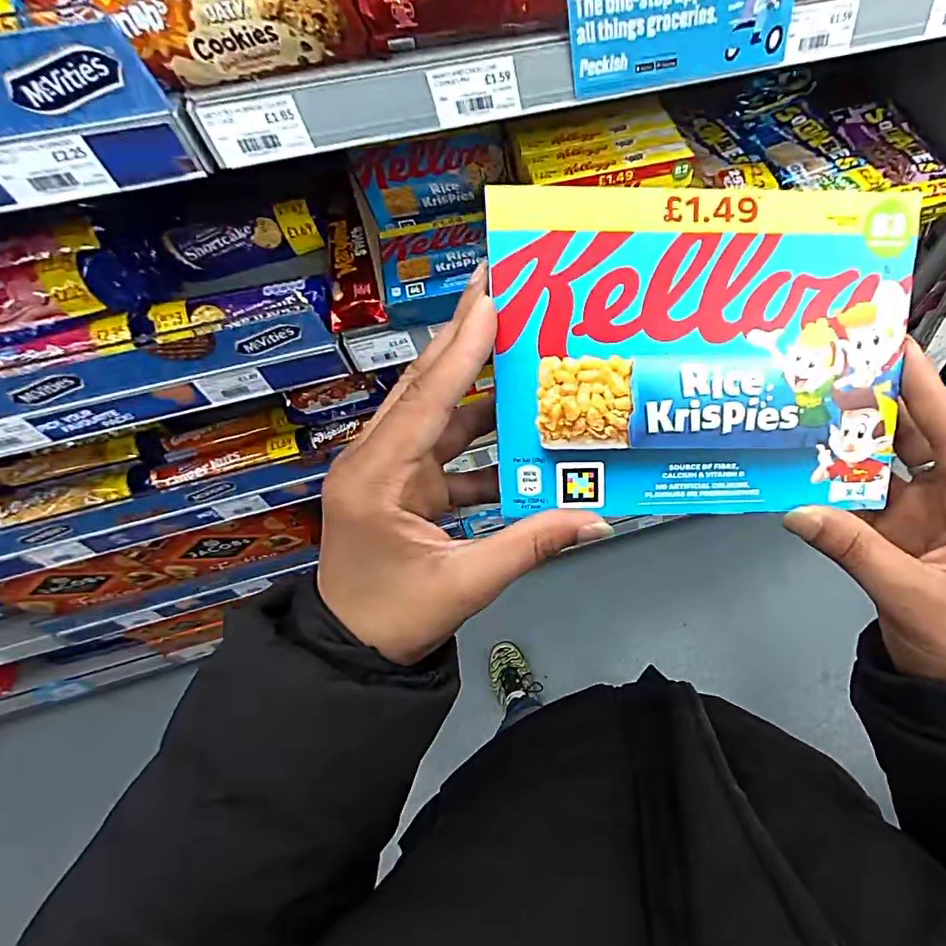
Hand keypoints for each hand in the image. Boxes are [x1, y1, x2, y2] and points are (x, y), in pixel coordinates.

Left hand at [316, 268, 614, 664]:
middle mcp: (377, 460)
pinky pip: (448, 453)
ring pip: (438, 417)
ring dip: (477, 390)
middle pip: (426, 390)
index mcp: (376, 476)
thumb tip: (596, 520)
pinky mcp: (405, 489)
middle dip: (463, 342)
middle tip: (498, 293)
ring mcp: (390, 473)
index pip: (427, 399)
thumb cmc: (393, 617)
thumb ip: (530, 545)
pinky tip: (518, 432)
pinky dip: (482, 444)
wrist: (349, 651)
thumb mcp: (465, 584)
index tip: (489, 299)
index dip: (462, 349)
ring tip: (519, 351)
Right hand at [782, 338, 945, 679]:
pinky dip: (842, 475)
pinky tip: (815, 456)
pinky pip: (869, 491)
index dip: (928, 391)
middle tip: (847, 366)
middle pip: (924, 438)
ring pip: (893, 461)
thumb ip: (854, 549)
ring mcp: (929, 511)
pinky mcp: (901, 527)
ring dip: (860, 436)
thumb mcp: (910, 596)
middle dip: (888, 403)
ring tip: (824, 402)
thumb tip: (795, 511)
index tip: (899, 349)